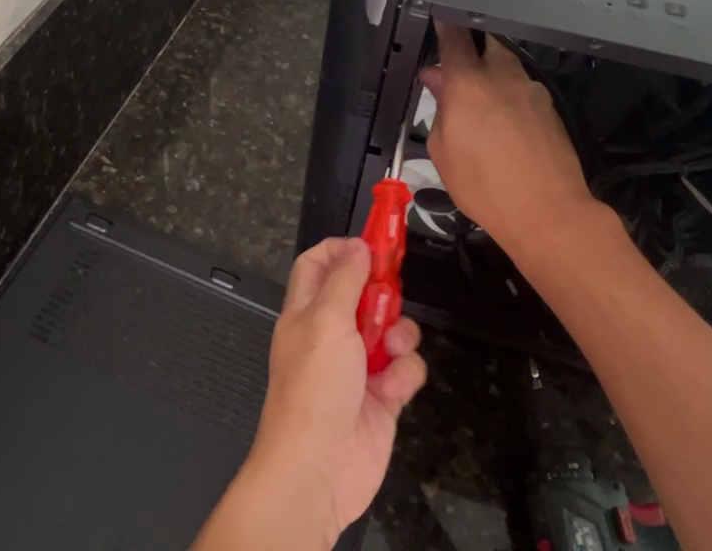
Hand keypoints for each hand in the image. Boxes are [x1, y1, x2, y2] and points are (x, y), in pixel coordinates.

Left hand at [196, 238, 426, 548]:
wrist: (318, 468)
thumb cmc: (313, 389)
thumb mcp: (326, 321)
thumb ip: (346, 279)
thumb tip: (357, 245)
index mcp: (306, 311)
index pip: (318, 264)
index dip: (342, 250)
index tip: (373, 243)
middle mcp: (330, 334)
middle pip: (365, 293)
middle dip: (384, 294)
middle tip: (391, 297)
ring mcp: (358, 365)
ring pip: (392, 329)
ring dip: (400, 335)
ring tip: (391, 351)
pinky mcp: (383, 395)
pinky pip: (406, 369)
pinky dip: (405, 374)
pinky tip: (393, 389)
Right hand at [418, 24, 597, 246]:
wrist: (548, 212)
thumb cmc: (484, 185)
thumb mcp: (443, 151)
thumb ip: (440, 110)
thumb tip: (440, 84)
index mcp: (469, 83)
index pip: (454, 39)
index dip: (446, 25)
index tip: (441, 16)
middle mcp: (504, 78)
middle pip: (489, 45)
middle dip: (474, 50)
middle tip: (458, 71)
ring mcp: (533, 92)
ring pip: (509, 69)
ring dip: (493, 77)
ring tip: (480, 107)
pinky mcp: (552, 111)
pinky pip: (525, 93)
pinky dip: (511, 99)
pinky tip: (505, 127)